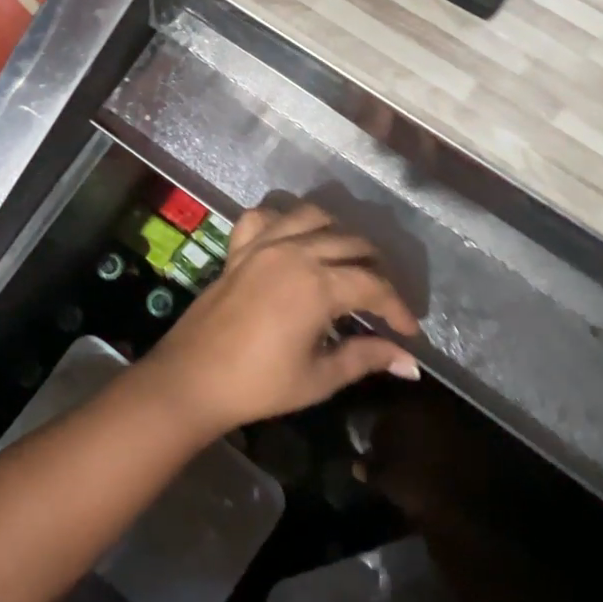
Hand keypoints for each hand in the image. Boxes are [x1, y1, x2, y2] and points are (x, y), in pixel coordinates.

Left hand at [133, 202, 419, 436]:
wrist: (192, 379)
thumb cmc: (258, 384)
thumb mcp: (319, 377)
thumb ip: (366, 358)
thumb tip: (410, 363)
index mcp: (318, 285)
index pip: (374, 284)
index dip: (397, 307)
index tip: (409, 331)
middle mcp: (293, 253)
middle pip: (351, 243)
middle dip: (375, 268)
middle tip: (382, 300)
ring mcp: (261, 246)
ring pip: (312, 217)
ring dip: (337, 233)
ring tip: (347, 261)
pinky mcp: (236, 250)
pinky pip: (263, 217)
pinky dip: (283, 220)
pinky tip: (293, 239)